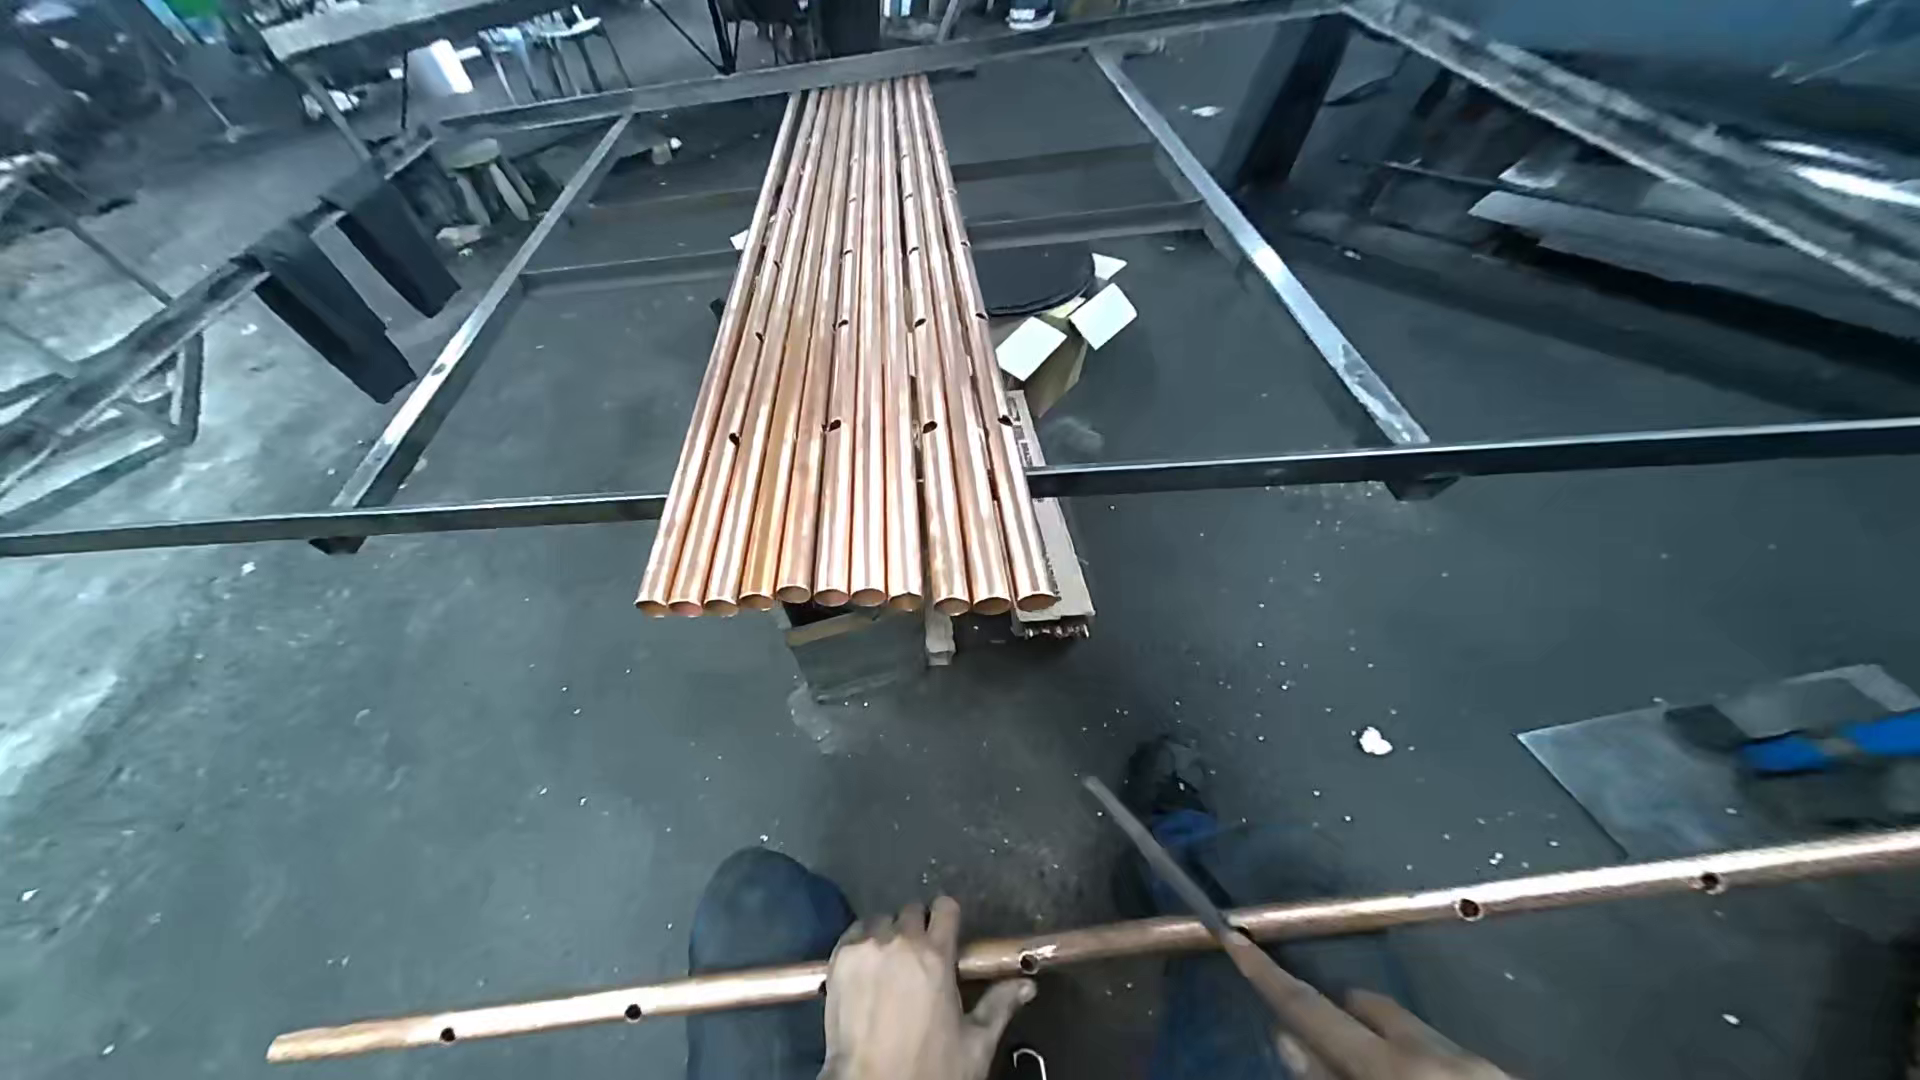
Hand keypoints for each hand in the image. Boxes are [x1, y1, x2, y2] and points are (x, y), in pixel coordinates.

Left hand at [819, 897, 1034, 1079]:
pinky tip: (865, 969)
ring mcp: (868, 946)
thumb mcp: (973, 1044)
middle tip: (916, 959)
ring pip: (882, 921)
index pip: (945, 906)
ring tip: (888, 966)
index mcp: (937, 955)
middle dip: (917, 928)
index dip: (946, 918)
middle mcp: (902, 941)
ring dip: (888, 936)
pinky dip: (862, 944)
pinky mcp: (840, 957)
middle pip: (912, 911)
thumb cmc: (929, 1070)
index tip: (945, 934)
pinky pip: (855, 932)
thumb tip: (1028, 984)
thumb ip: (1000, 1005)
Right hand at [1274, 989, 1515, 1079]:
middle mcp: (1438, 1056)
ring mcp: (1484, 1070)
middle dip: (1338, 1014)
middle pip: (1367, 1008)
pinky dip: (1423, 1070)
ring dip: (1384, 1045)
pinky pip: (1450, 1060)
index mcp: (1394, 1069)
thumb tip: (1287, 1040)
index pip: (1312, 1008)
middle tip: (1321, 1042)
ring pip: (1412, 1034)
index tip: (1233, 936)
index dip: (1266, 975)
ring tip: (1374, 1072)